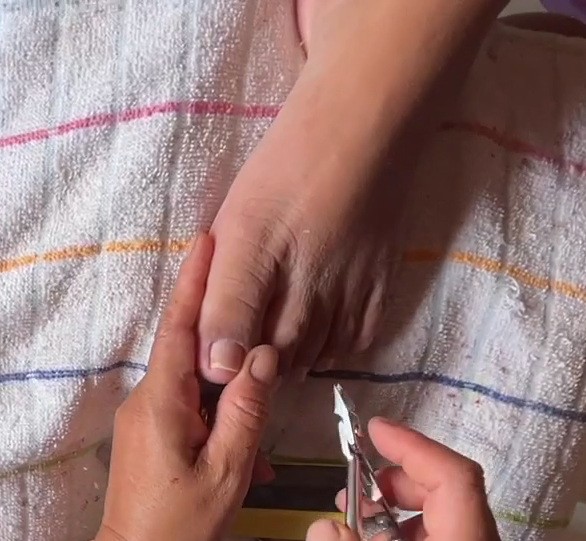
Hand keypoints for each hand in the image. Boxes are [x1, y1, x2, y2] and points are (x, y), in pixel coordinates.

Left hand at [88, 234, 278, 540]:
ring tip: (263, 397)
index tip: (209, 237)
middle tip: (259, 295)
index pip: (179, 328)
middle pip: (187, 350)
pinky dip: (216, 418)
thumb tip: (263, 354)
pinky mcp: (146, 441)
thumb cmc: (179, 527)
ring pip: (191, 386)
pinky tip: (247, 447)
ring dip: (227, 388)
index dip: (195, 282)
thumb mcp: (227, 470)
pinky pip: (185, 412)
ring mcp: (142, 422)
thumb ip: (246, 409)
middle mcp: (145, 402)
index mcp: (161, 402)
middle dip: (221, 326)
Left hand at [197, 72, 408, 382]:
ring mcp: (350, 301)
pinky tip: (314, 338)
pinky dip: (331, 349)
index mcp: (265, 295)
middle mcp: (311, 307)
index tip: (205, 364)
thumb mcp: (234, 236)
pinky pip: (355, 341)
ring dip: (287, 361)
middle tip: (232, 360)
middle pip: (274, 364)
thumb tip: (218, 371)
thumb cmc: (283, 173)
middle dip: (249, 368)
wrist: (362, 123)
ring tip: (267, 350)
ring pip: (311, 357)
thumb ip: (223, 306)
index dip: (218, 370)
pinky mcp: (379, 289)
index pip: (235, 363)